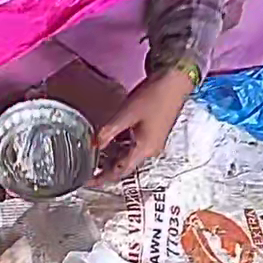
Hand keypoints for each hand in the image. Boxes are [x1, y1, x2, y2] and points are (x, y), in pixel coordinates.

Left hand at [91, 67, 192, 185]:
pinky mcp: (152, 135)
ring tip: (92, 155)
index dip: (102, 178)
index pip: (120, 171)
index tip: (88, 181)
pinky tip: (107, 141)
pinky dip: (119, 147)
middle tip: (86, 168)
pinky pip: (133, 147)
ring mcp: (152, 143)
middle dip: (105, 169)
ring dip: (111, 157)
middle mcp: (150, 151)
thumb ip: (108, 132)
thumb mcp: (126, 115)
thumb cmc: (153, 96)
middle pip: (123, 166)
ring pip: (127, 156)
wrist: (176, 81)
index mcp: (144, 149)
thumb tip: (93, 145)